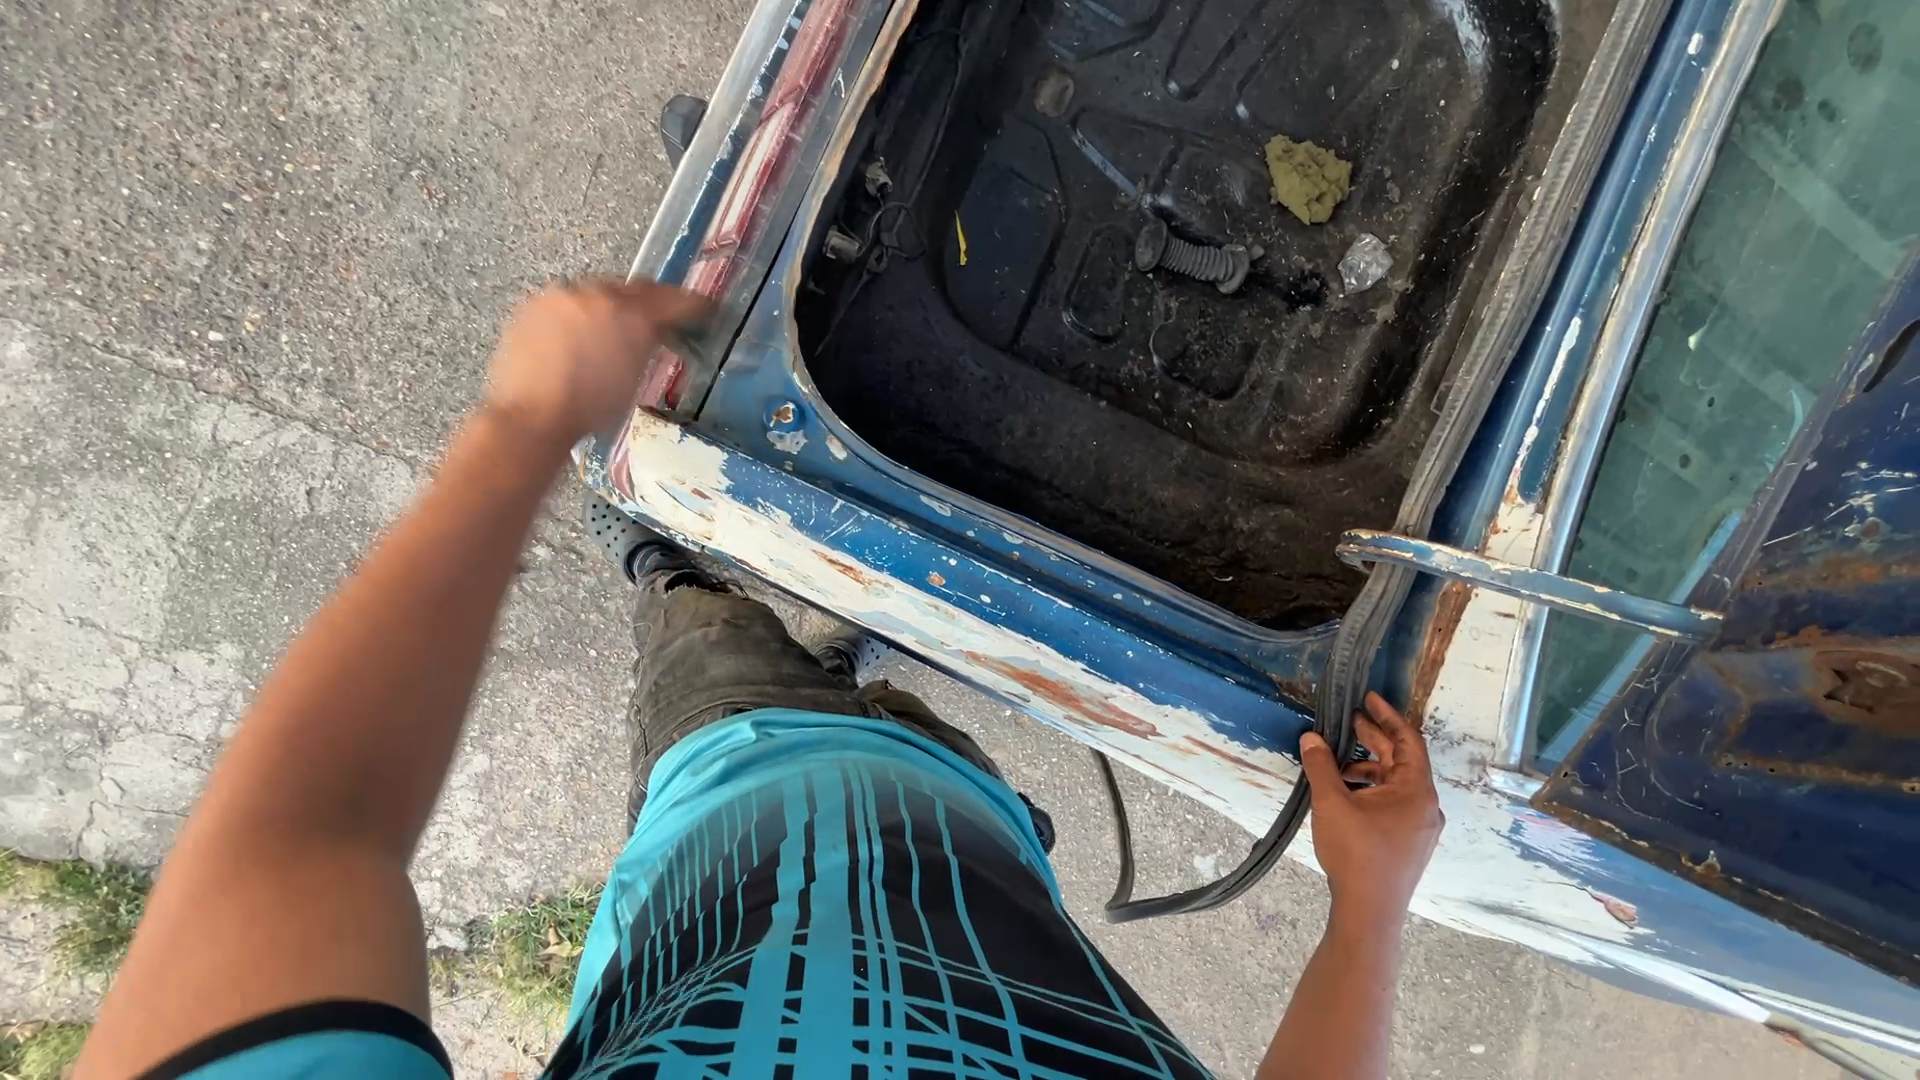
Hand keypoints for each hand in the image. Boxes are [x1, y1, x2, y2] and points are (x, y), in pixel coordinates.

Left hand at [483, 279, 709, 450]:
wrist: (533, 415)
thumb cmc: (593, 409)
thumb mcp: (635, 378)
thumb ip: (647, 344)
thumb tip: (654, 332)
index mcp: (632, 315)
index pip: (673, 299)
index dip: (693, 303)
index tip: (704, 308)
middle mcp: (599, 294)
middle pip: (635, 288)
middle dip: (651, 302)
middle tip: (660, 318)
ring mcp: (563, 295)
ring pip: (600, 292)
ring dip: (613, 306)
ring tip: (615, 329)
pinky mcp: (535, 303)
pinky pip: (569, 301)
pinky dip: (582, 314)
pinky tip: (580, 337)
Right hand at [1298, 692, 1443, 928]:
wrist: (1370, 911)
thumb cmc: (1355, 852)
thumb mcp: (1332, 802)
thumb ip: (1321, 765)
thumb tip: (1311, 737)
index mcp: (1416, 790)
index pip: (1408, 740)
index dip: (1387, 715)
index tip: (1367, 697)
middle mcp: (1425, 805)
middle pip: (1402, 760)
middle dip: (1373, 738)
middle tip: (1347, 719)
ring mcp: (1419, 826)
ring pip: (1394, 783)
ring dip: (1367, 766)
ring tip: (1335, 760)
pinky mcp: (1408, 842)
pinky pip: (1392, 802)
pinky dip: (1370, 788)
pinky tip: (1344, 792)